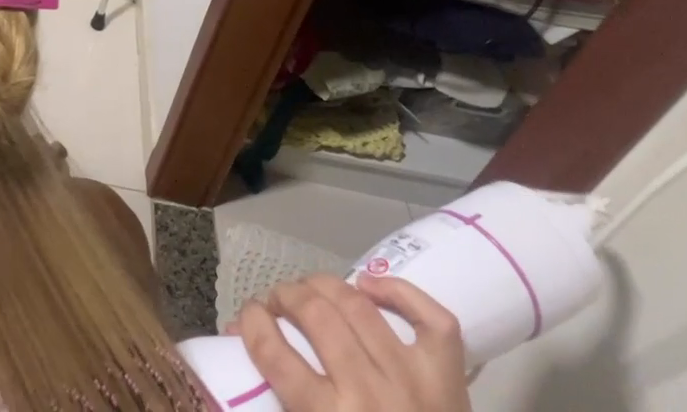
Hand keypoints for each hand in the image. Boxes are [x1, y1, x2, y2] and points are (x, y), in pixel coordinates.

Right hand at [232, 274, 469, 411]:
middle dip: (285, 296)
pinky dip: (399, 291)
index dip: (252, 322)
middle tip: (278, 302)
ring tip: (311, 290)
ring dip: (323, 285)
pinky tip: (369, 286)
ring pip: (358, 304)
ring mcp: (412, 379)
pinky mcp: (447, 376)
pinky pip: (428, 316)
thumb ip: (277, 400)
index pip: (274, 353)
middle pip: (315, 314)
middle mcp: (369, 393)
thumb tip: (239, 337)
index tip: (248, 314)